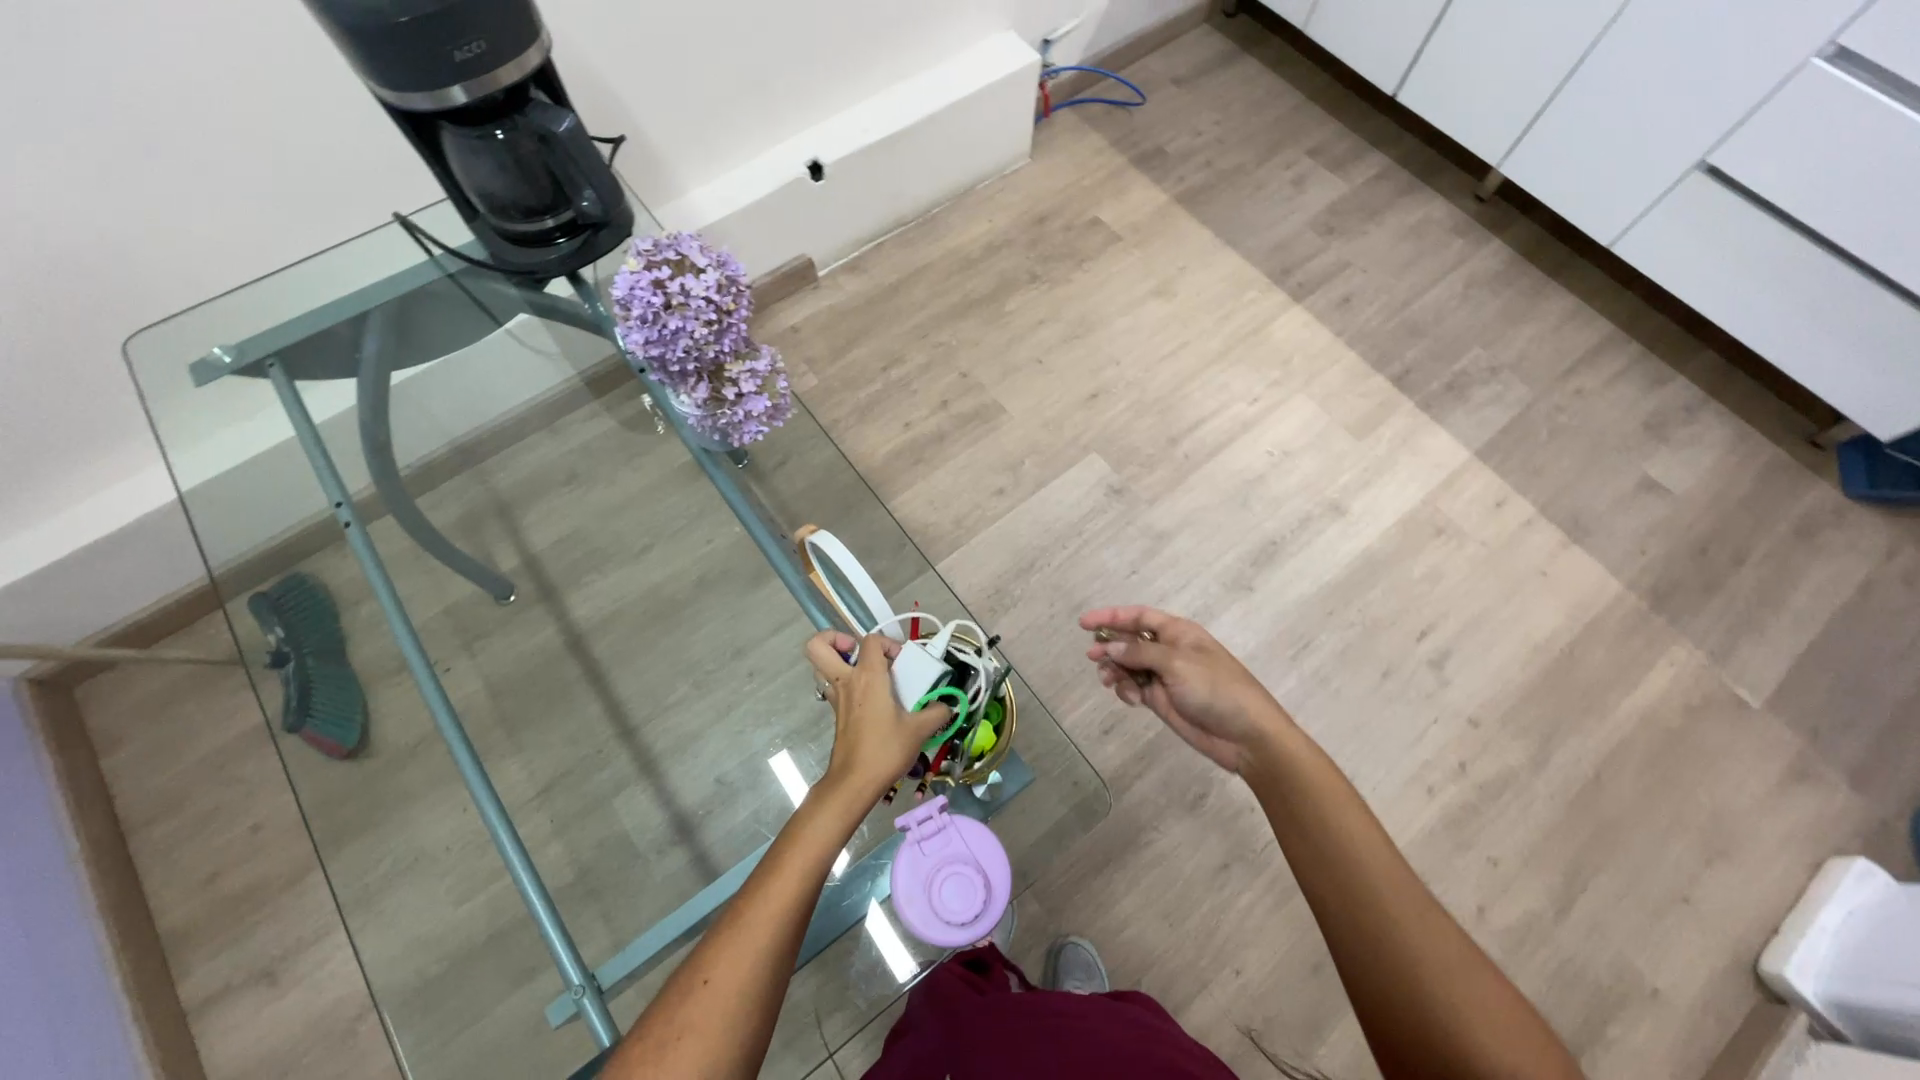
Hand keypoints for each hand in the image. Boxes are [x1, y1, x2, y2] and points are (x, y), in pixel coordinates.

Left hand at [806, 631, 953, 802]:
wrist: (856, 781)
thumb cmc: (886, 750)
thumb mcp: (919, 730)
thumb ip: (937, 712)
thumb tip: (948, 706)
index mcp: (867, 677)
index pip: (870, 640)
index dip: (887, 643)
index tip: (902, 663)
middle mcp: (846, 681)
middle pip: (817, 646)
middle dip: (834, 638)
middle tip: (858, 650)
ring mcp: (836, 698)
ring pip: (820, 667)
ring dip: (836, 661)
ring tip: (862, 670)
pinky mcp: (836, 713)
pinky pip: (831, 687)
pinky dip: (845, 683)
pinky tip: (868, 697)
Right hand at [1080, 606, 1293, 772]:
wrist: (1244, 734)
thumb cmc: (1216, 689)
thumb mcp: (1177, 663)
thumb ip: (1140, 652)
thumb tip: (1111, 645)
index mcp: (1178, 632)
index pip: (1139, 616)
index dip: (1111, 616)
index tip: (1084, 623)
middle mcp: (1169, 650)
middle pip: (1130, 640)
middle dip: (1110, 646)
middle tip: (1093, 658)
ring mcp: (1165, 676)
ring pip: (1128, 665)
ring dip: (1115, 671)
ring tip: (1110, 682)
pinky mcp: (1162, 699)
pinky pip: (1134, 687)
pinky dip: (1126, 690)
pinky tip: (1130, 699)